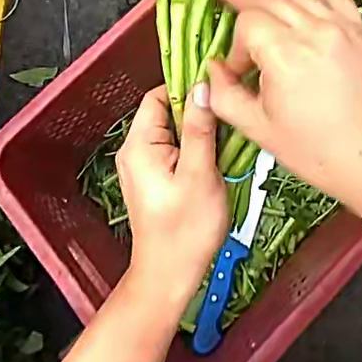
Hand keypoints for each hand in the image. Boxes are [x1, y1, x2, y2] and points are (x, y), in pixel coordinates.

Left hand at [114, 85, 229, 313]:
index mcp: (139, 144)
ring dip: (199, 130)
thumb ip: (199, 128)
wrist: (170, 276)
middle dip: (197, 111)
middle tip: (228, 118)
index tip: (217, 90)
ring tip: (226, 139)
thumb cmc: (185, 230)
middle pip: (166, 112)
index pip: (159, 95)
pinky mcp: (153, 178)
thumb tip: (202, 86)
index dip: (187, 88)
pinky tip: (216, 158)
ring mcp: (142, 165)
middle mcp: (134, 149)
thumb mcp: (199, 174)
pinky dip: (195, 147)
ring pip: (173, 130)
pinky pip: (174, 149)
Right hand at [207, 0, 361, 245]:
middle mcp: (313, 32)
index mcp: (286, 56)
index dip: (234, 47)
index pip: (247, 27)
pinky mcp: (358, 30)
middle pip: (268, 0)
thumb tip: (212, 71)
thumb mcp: (260, 131)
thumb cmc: (321, 153)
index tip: (236, 74)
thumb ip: (226, 96)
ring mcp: (339, 27)